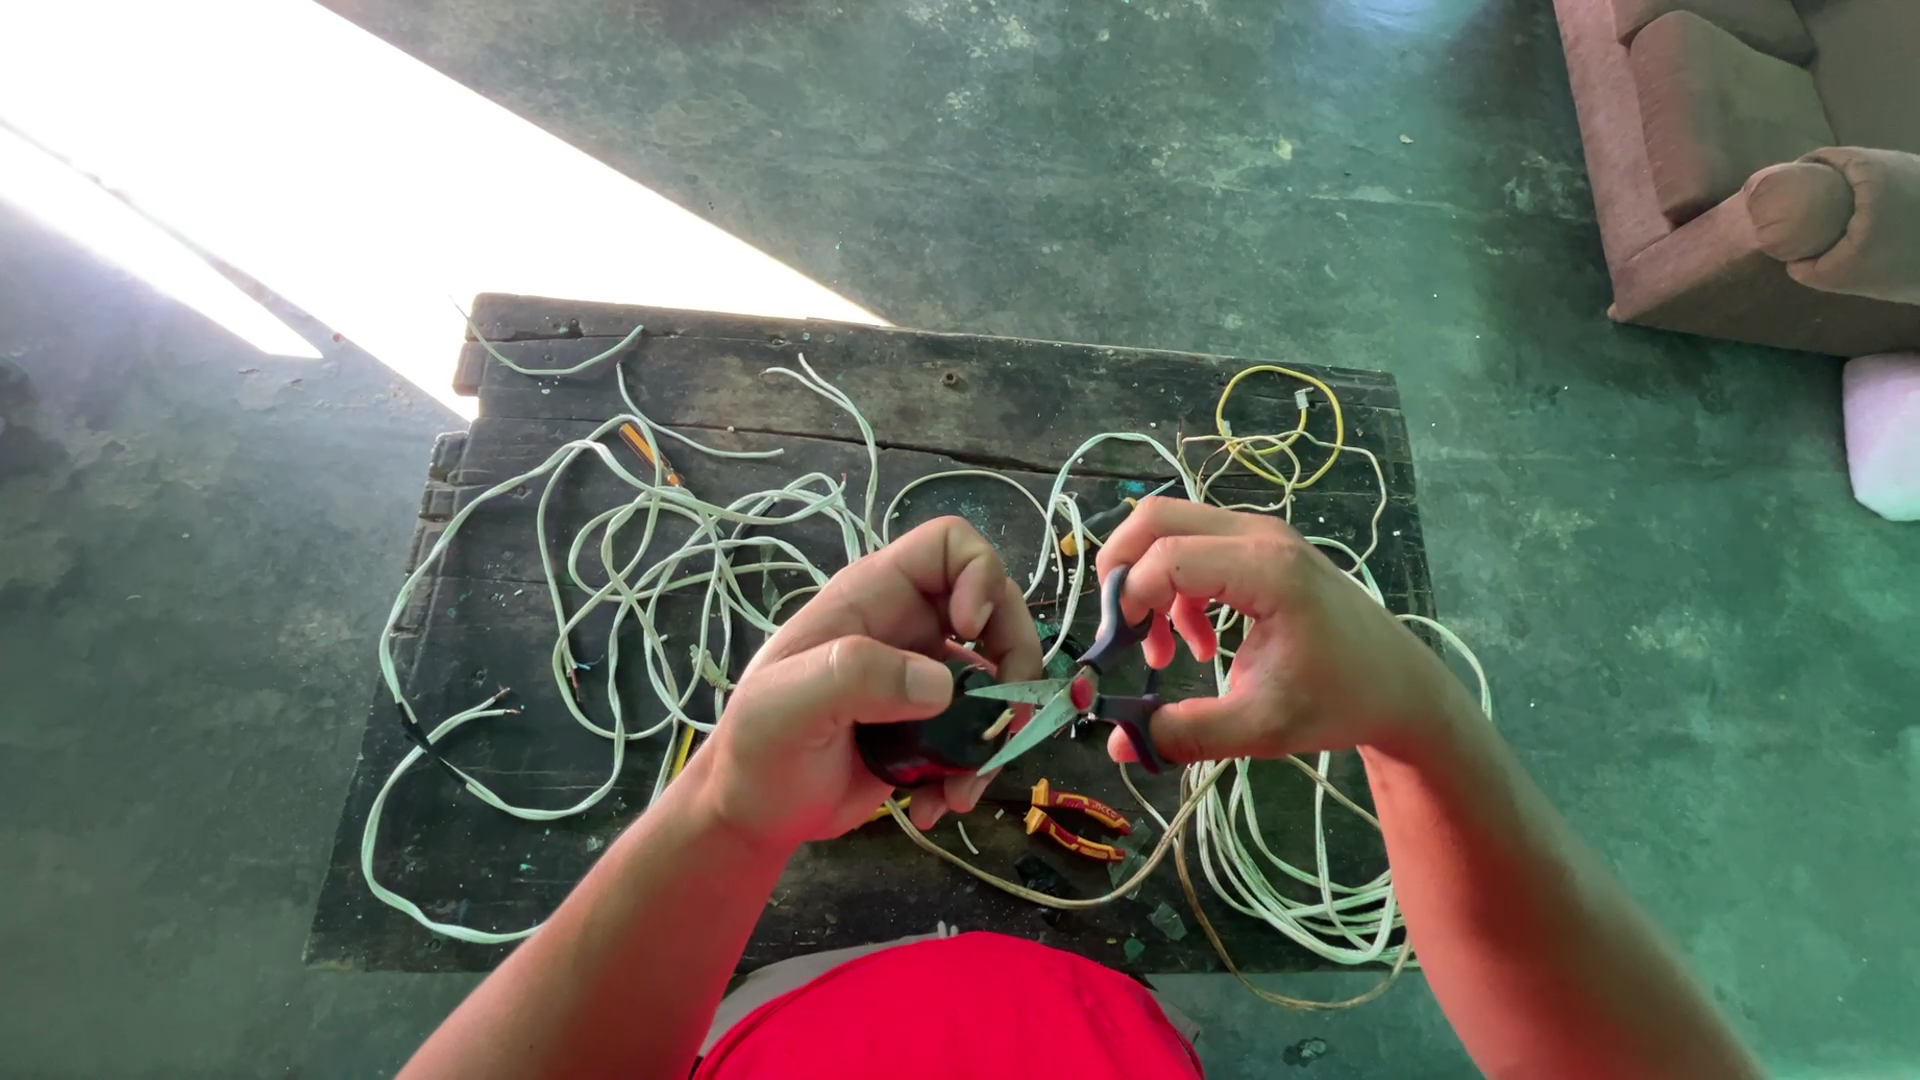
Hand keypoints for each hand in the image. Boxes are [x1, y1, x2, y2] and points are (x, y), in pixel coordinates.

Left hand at [691, 516, 1043, 850]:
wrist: (756, 812)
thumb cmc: (758, 745)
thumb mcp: (786, 703)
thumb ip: (853, 676)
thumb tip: (942, 686)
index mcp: (875, 597)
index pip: (949, 546)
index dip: (978, 575)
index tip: (970, 630)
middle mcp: (910, 628)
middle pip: (998, 609)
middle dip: (1018, 659)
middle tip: (1010, 717)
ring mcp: (924, 679)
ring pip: (1000, 678)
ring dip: (1000, 732)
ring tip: (964, 786)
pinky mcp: (935, 728)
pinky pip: (983, 733)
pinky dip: (975, 771)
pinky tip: (937, 803)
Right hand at [1096, 498, 1473, 763]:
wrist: (1400, 685)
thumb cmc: (1340, 701)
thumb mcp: (1261, 727)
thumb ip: (1186, 733)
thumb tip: (1117, 746)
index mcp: (1267, 570)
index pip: (1167, 557)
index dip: (1130, 600)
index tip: (1125, 650)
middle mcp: (1259, 534)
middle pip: (1157, 517)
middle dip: (1121, 568)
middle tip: (1119, 625)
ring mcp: (1259, 533)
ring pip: (1169, 526)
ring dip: (1148, 581)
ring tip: (1162, 646)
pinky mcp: (1258, 544)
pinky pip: (1190, 544)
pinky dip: (1172, 586)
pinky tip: (1194, 638)